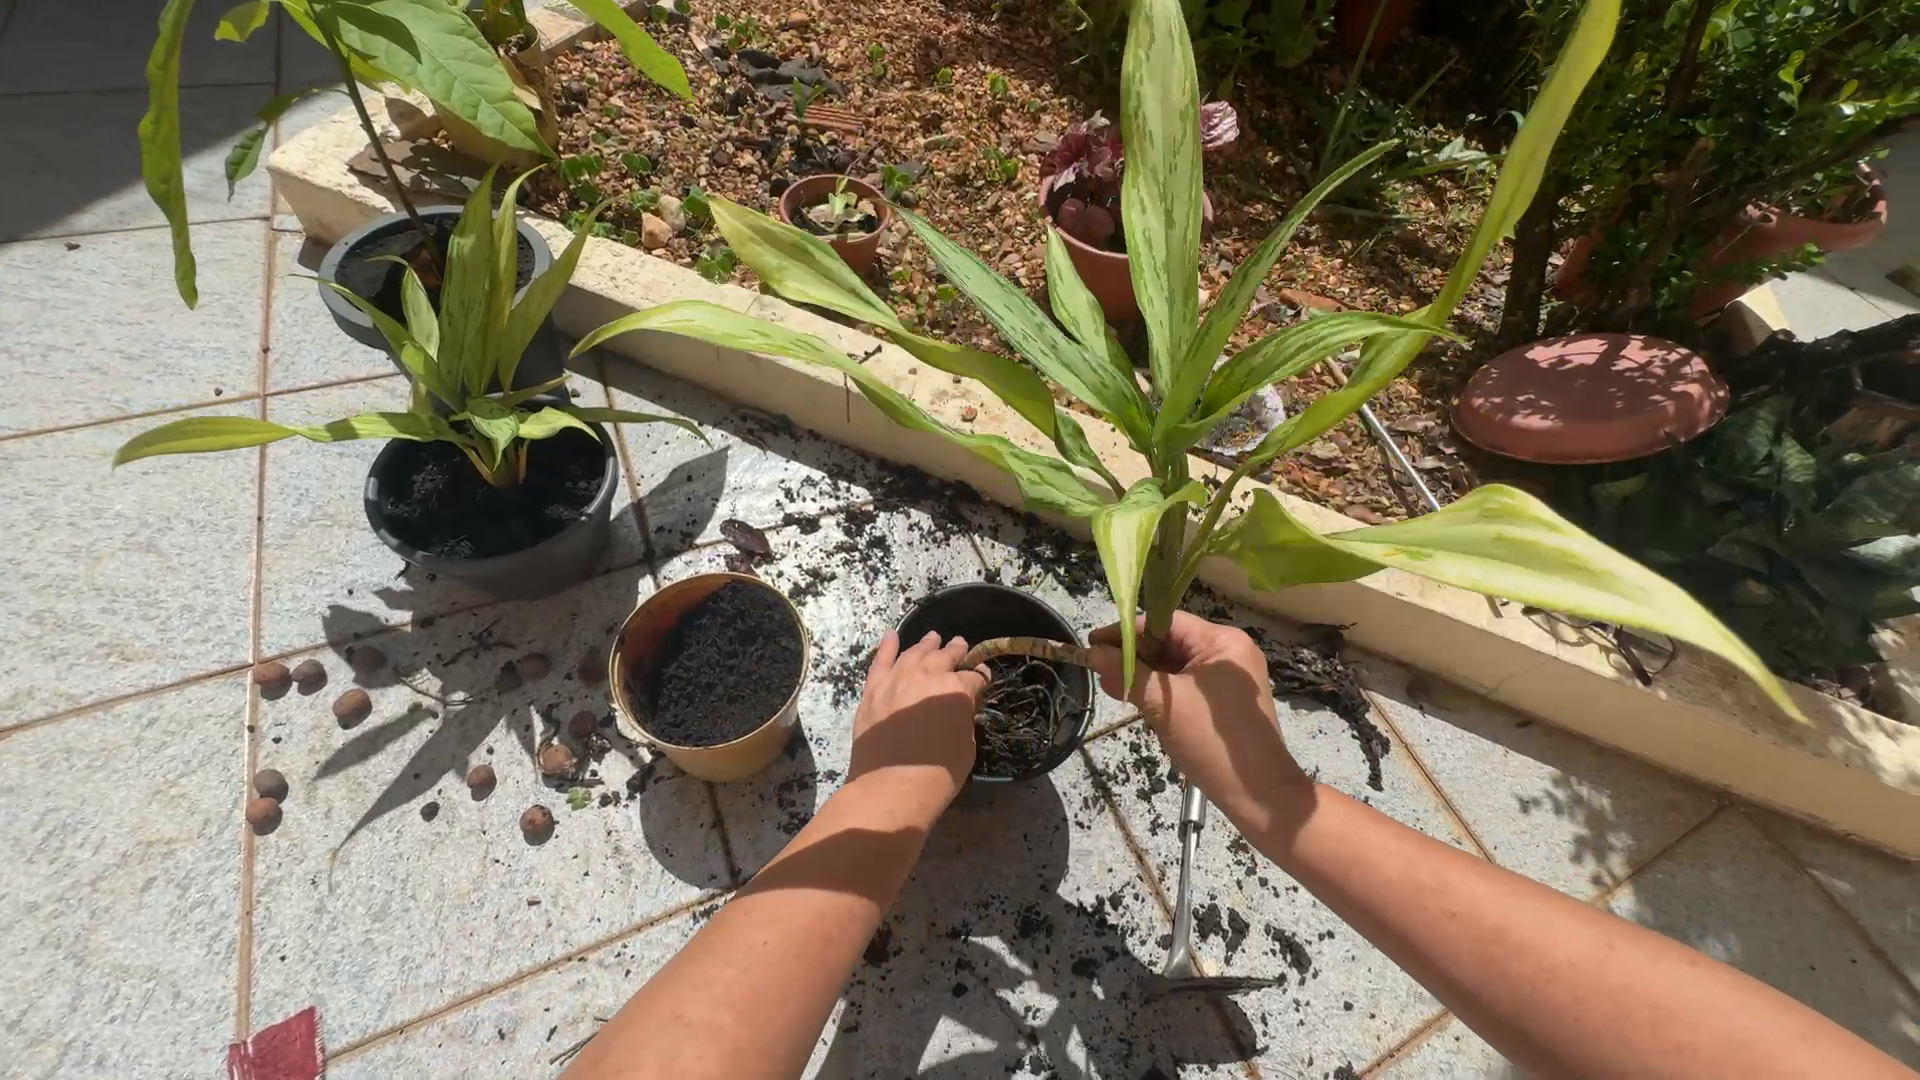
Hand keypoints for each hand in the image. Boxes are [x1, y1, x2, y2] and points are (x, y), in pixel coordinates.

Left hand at [845, 630, 987, 822]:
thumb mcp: (967, 747)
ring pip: (915, 653)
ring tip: (933, 638)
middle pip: (945, 656)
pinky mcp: (874, 688)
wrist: (891, 785)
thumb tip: (960, 710)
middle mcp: (928, 676)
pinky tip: (891, 635)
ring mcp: (898, 679)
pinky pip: (881, 660)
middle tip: (960, 644)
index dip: (981, 678)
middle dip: (956, 650)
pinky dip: (887, 645)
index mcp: (957, 690)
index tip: (983, 678)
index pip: (974, 677)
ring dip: (926, 644)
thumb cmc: (937, 774)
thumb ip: (964, 720)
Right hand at [1086, 612, 1312, 833]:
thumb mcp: (1163, 705)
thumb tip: (1091, 654)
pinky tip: (1142, 701)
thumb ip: (1126, 674)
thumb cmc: (1212, 743)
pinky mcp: (1227, 698)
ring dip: (1147, 675)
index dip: (1126, 632)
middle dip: (1135, 656)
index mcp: (1222, 642)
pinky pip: (1187, 682)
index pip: (1164, 622)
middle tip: (1102, 671)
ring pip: (1176, 664)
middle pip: (1170, 641)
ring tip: (1117, 688)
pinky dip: (1163, 689)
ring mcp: (1230, 676)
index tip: (1093, 645)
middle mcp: (1230, 651)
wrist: (1259, 796)